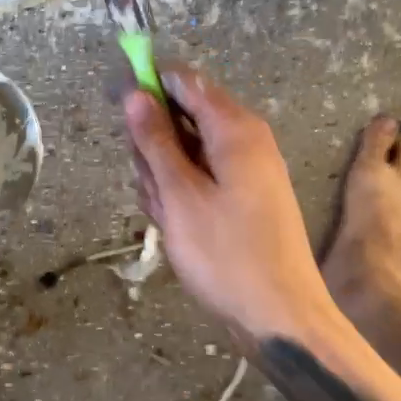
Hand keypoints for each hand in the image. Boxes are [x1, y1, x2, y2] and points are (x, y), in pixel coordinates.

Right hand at [124, 66, 335, 338]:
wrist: (282, 321)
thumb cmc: (227, 253)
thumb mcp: (180, 194)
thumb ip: (155, 139)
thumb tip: (135, 93)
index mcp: (234, 127)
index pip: (182, 80)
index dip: (147, 88)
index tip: (119, 114)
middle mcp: (244, 138)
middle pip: (180, 116)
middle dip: (154, 146)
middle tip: (153, 187)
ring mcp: (244, 168)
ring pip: (184, 150)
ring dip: (163, 177)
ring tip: (167, 216)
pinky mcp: (242, 195)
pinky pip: (199, 177)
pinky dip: (181, 194)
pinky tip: (176, 226)